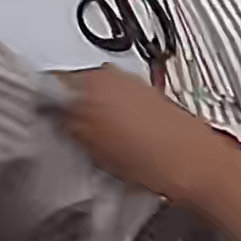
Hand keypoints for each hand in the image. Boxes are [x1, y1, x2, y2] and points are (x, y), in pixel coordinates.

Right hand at [56, 65, 209, 200]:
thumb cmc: (152, 158)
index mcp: (89, 79)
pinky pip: (117, 99)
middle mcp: (110, 73)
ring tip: (97, 141)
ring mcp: (131, 82)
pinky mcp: (148, 93)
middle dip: (68, 105)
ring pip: (97, 92)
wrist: (200, 167)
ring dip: (91, 109)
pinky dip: (112, 114)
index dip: (41, 101)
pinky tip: (119, 140)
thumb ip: (65, 122)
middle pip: (73, 84)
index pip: (50, 81)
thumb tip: (52, 112)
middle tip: (67, 132)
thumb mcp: (90, 146)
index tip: (40, 115)